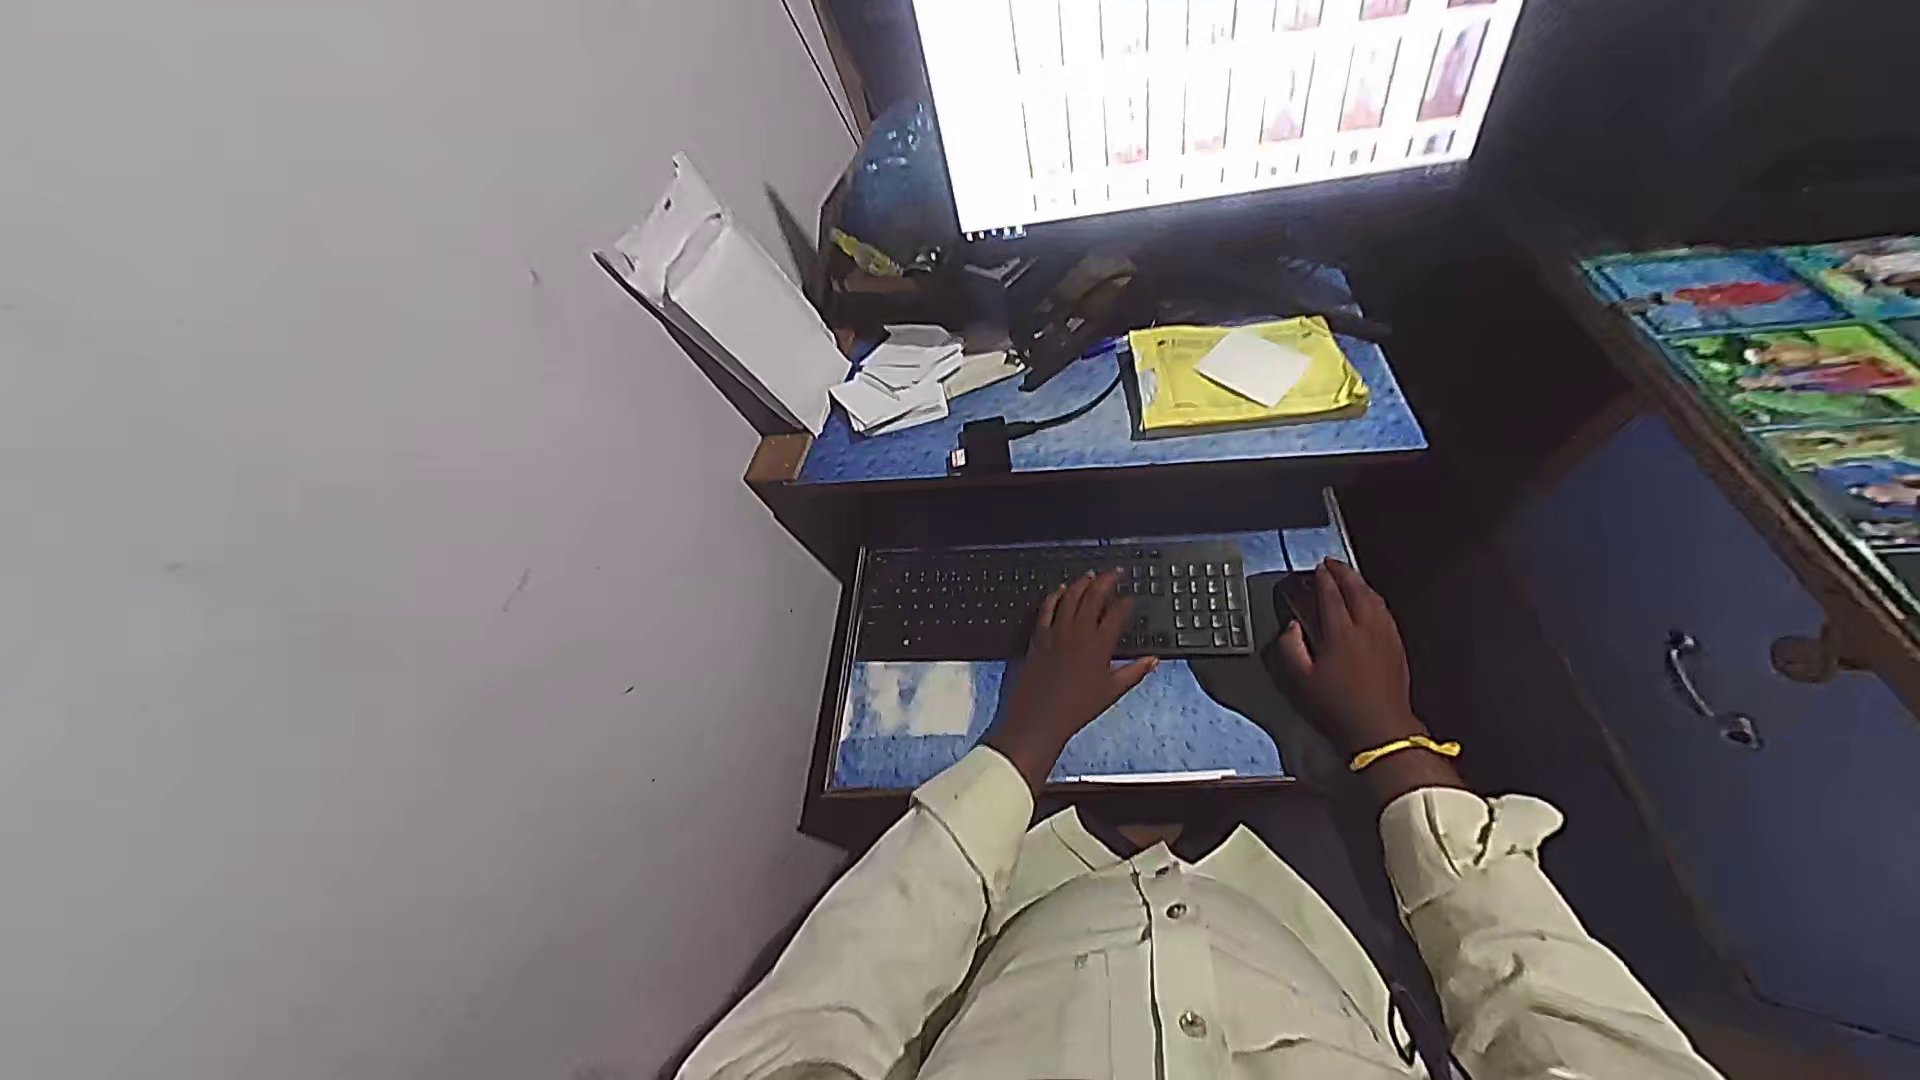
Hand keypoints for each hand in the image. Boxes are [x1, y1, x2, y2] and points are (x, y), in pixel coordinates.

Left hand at [988, 571, 1158, 793]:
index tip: (1130, 596)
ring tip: (1091, 575)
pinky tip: (1060, 589)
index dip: (1126, 602)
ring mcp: (1057, 632)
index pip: (1117, 613)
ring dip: (1082, 583)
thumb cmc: (1076, 707)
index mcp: (1099, 645)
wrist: (1040, 716)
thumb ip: (1134, 672)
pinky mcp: (1039, 635)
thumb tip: (1152, 660)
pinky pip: (1047, 608)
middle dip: (1107, 581)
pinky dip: (1054, 595)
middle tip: (1115, 573)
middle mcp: (1078, 633)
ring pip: (1070, 597)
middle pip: (1094, 596)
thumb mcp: (1112, 691)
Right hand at [1271, 559, 1463, 803]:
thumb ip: (1289, 648)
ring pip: (1375, 600)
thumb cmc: (1337, 706)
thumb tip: (1290, 628)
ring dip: (1361, 584)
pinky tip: (1369, 602)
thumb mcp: (1300, 679)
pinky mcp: (1396, 648)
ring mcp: (1385, 638)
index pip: (1332, 597)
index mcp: (1341, 634)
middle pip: (1358, 591)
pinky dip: (1374, 600)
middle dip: (1345, 574)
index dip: (1324, 580)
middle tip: (1333, 564)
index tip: (1318, 570)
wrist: (1380, 729)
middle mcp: (1366, 630)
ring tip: (1350, 577)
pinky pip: (1385, 613)